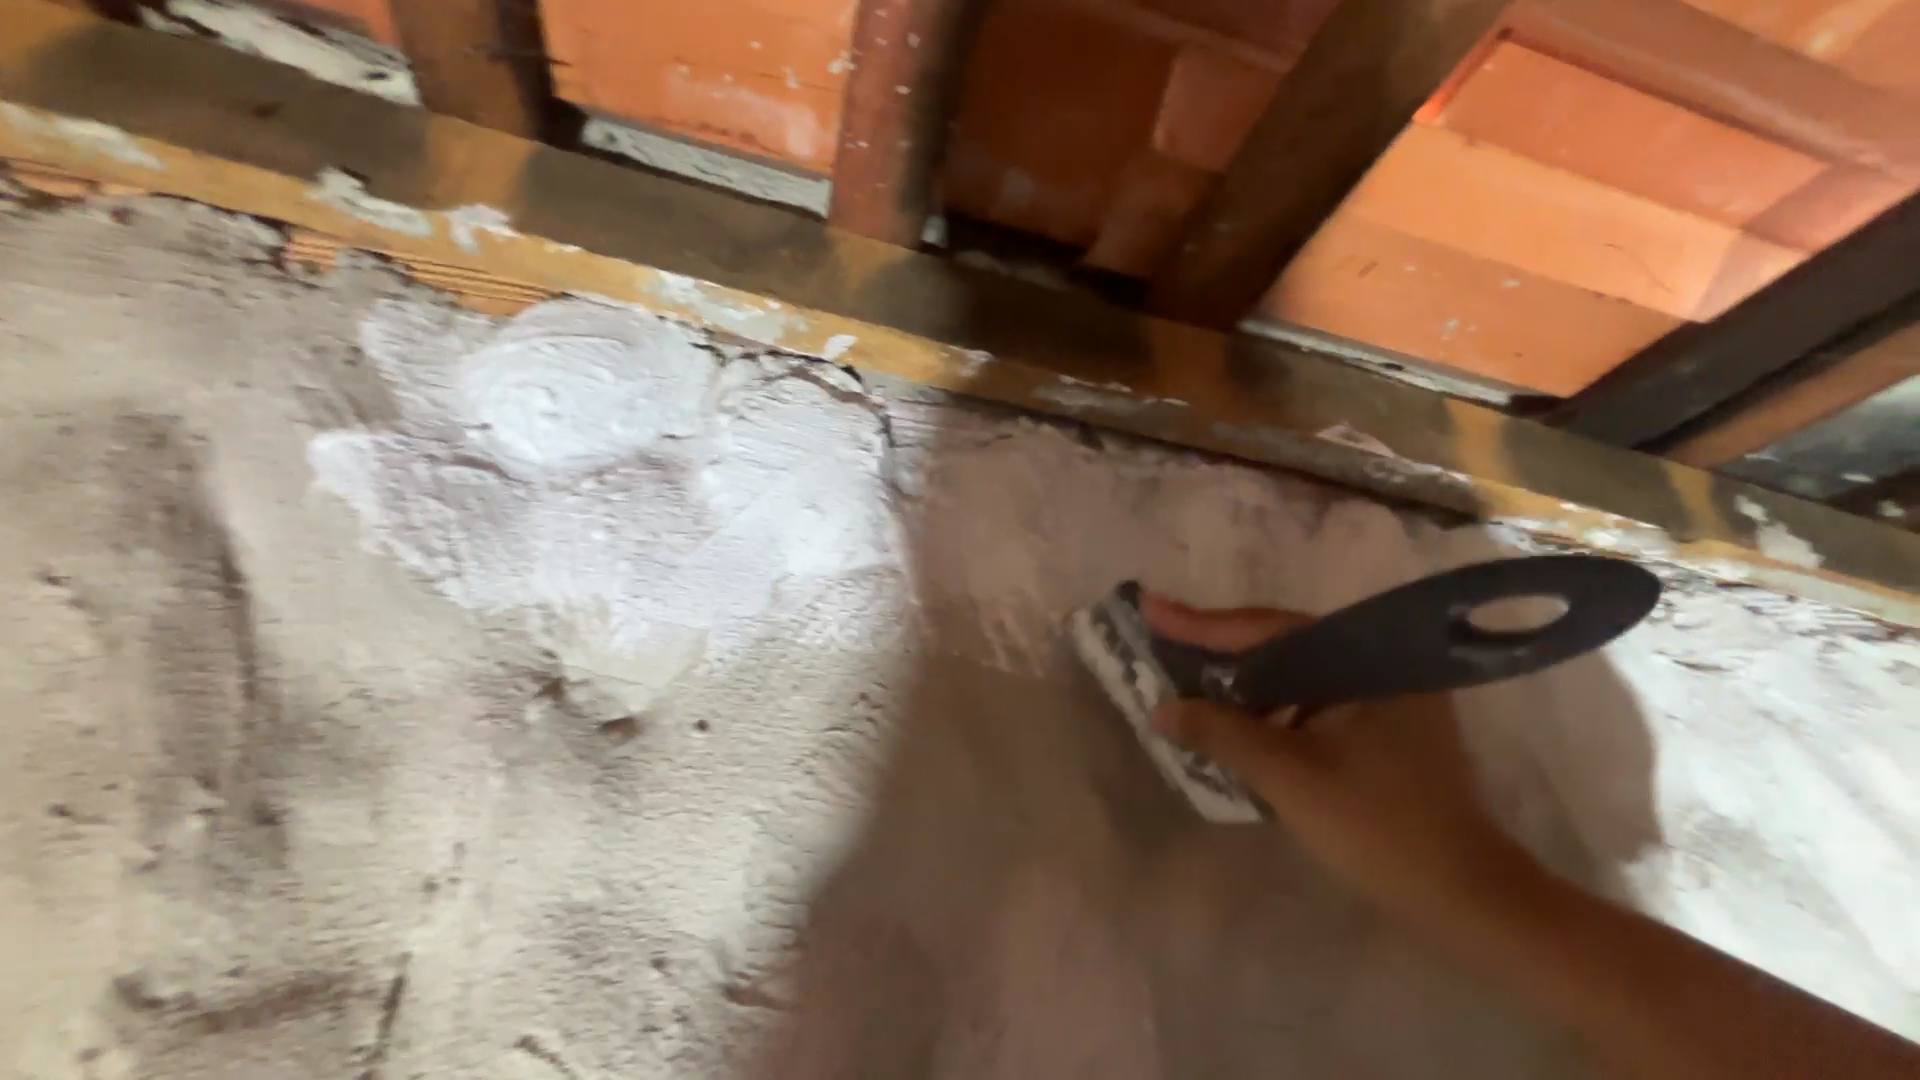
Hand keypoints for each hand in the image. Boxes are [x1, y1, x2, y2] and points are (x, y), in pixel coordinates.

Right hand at [1141, 592, 1539, 938]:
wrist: (1467, 900)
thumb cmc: (1379, 828)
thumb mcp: (1289, 776)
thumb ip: (1222, 733)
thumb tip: (1162, 707)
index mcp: (1368, 661)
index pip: (1268, 630)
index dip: (1201, 623)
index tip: (1149, 606)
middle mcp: (1379, 667)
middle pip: (1281, 645)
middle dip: (1218, 648)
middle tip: (1161, 638)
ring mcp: (1382, 701)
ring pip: (1294, 676)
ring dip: (1242, 683)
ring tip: (1187, 682)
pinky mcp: (1380, 734)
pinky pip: (1309, 705)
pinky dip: (1268, 711)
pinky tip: (1235, 724)